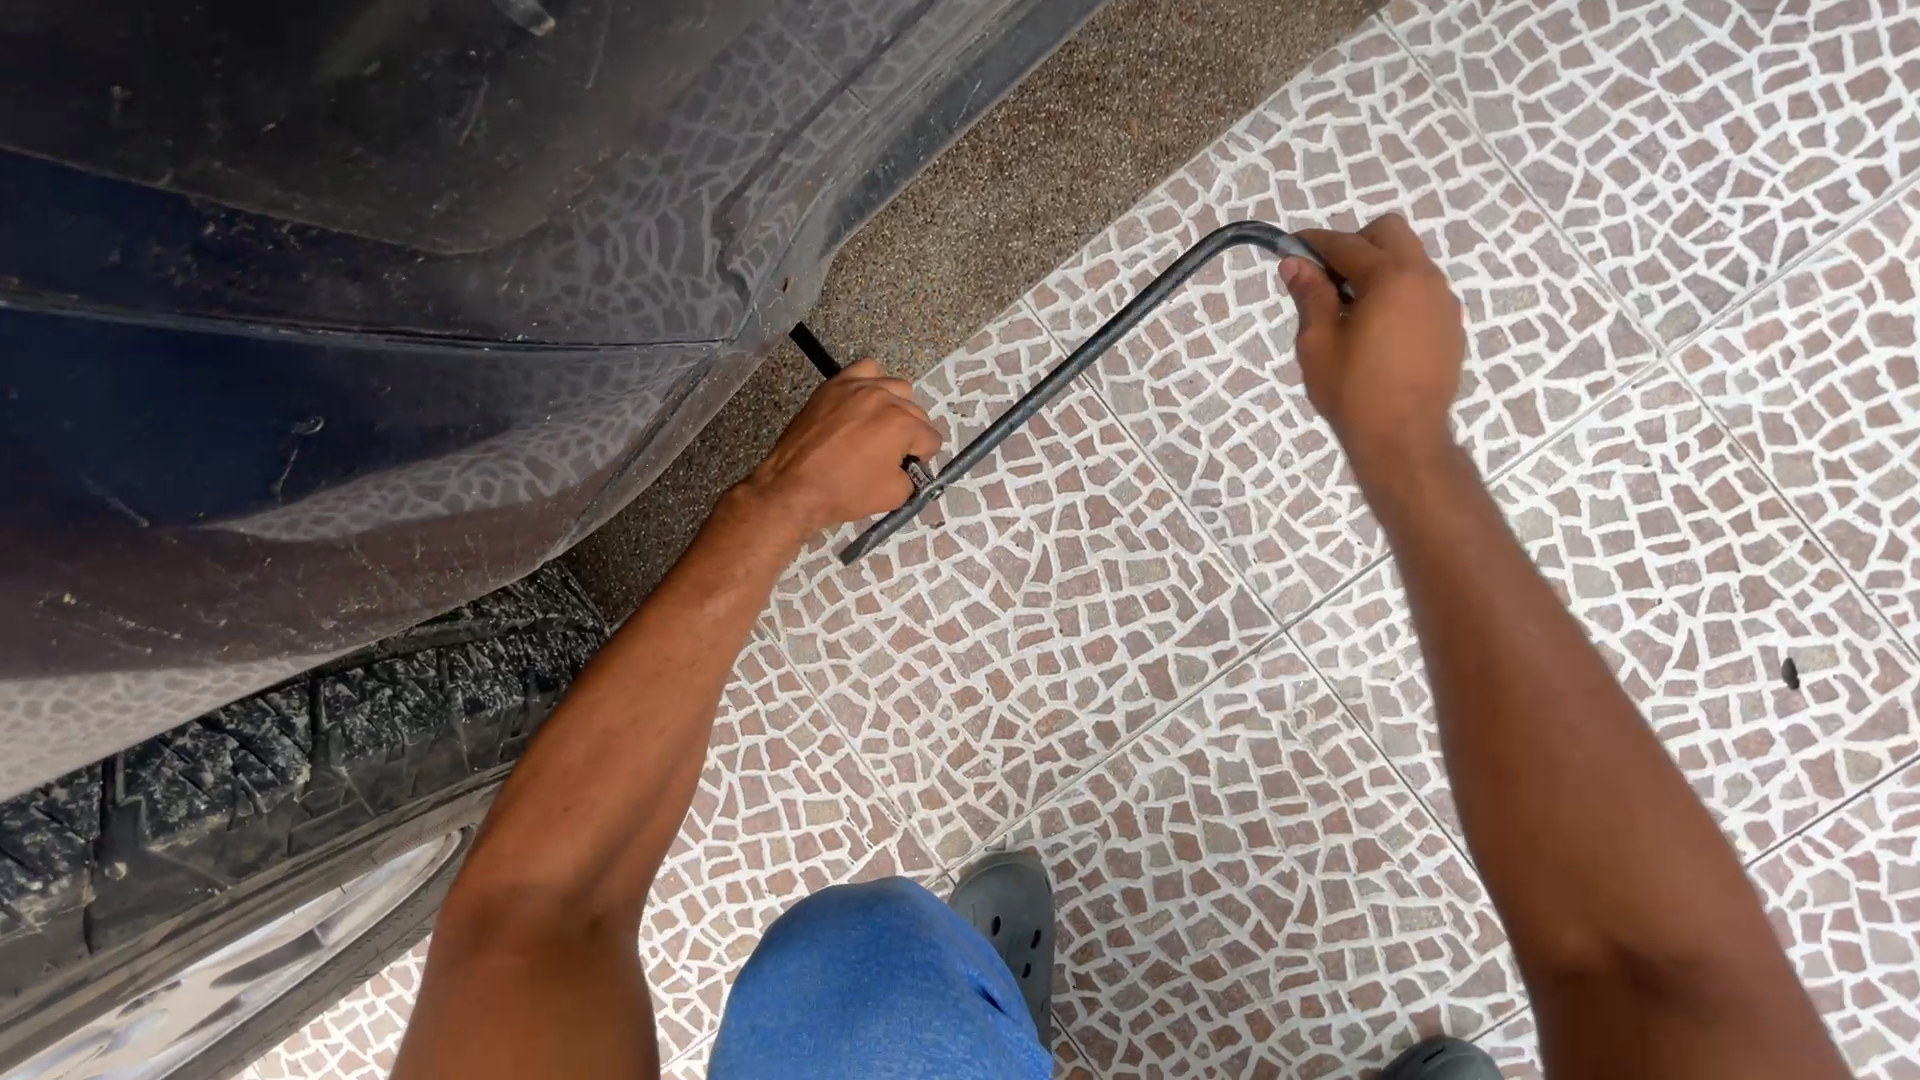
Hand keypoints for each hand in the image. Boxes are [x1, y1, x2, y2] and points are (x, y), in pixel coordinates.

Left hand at [743, 359, 942, 533]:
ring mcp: (858, 387)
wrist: (794, 486)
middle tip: (893, 453)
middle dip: (911, 434)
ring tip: (880, 426)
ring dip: (896, 407)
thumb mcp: (893, 496)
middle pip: (917, 411)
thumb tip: (910, 468)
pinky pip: (866, 370)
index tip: (910, 467)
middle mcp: (885, 398)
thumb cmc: (845, 493)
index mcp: (903, 425)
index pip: (932, 438)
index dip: (924, 457)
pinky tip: (864, 402)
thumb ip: (912, 477)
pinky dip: (872, 383)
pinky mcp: (836, 385)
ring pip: (896, 387)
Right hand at [1280, 214, 1466, 482]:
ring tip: (1350, 309)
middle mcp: (1424, 278)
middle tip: (1327, 279)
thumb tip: (1295, 264)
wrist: (1403, 437)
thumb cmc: (1352, 392)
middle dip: (1354, 244)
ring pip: (1410, 259)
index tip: (1291, 248)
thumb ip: (1311, 297)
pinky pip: (1421, 289)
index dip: (1314, 243)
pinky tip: (1376, 330)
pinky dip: (1396, 292)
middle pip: (1389, 233)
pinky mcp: (1450, 323)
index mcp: (1390, 278)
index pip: (1346, 244)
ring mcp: (1443, 300)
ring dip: (1377, 268)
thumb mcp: (1318, 344)